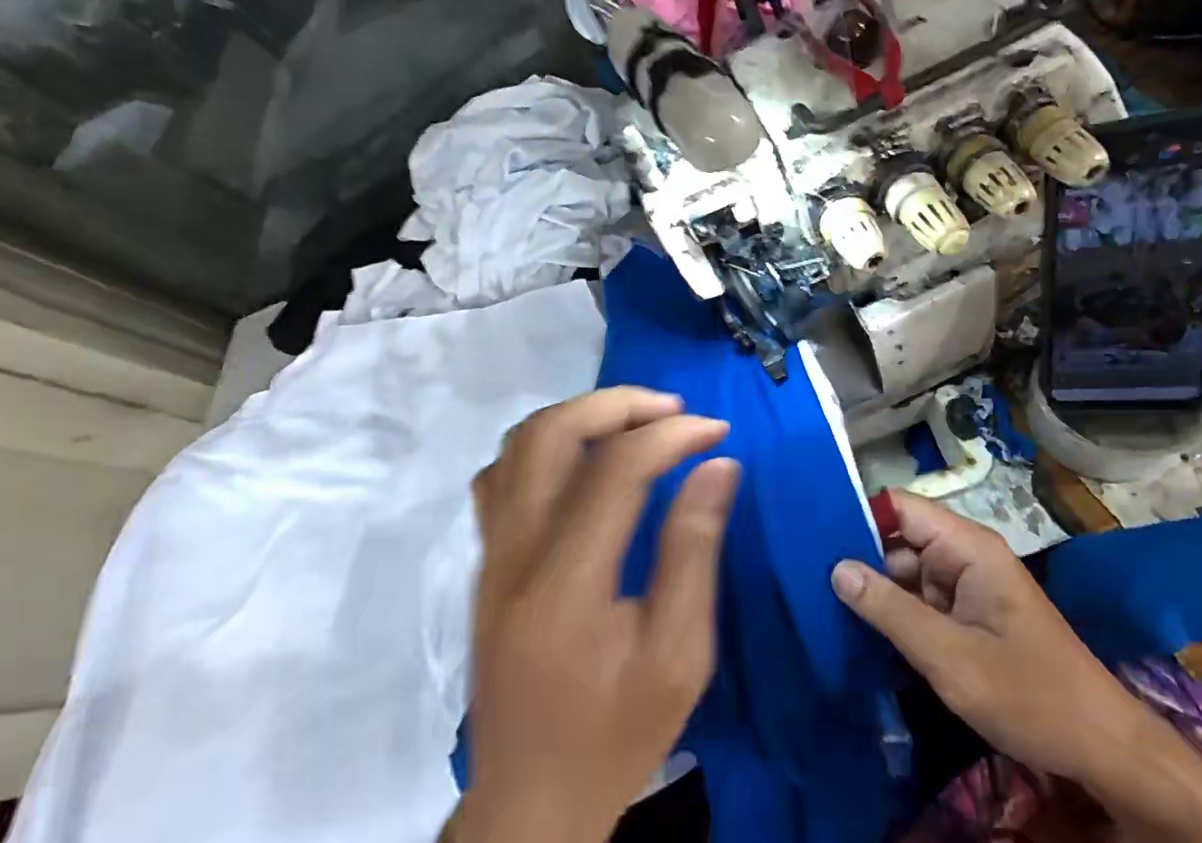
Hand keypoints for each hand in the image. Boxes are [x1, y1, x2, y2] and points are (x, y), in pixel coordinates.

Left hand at [460, 387, 739, 842]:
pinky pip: (500, 477)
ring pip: (517, 446)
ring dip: (578, 416)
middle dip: (616, 404)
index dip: (670, 436)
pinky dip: (543, 448)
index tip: (717, 430)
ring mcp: (490, 555)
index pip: (614, 471)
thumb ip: (694, 551)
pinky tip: (581, 460)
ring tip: (634, 423)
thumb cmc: (616, 734)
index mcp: (567, 584)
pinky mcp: (484, 564)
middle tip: (672, 409)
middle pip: (549, 435)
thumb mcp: (679, 656)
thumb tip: (717, 467)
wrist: (530, 798)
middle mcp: (515, 554)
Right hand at [829, 490, 1147, 780]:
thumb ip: (889, 609)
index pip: (901, 508)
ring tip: (818, 604)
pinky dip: (890, 615)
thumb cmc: (1029, 694)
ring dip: (871, 591)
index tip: (812, 536)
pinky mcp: (964, 617)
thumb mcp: (950, 655)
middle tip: (805, 580)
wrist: (1099, 747)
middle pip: (897, 541)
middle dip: (858, 559)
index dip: (859, 516)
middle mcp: (963, 557)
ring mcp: (964, 588)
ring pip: (903, 574)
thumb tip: (836, 567)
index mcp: (967, 548)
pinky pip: (916, 603)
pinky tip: (854, 629)